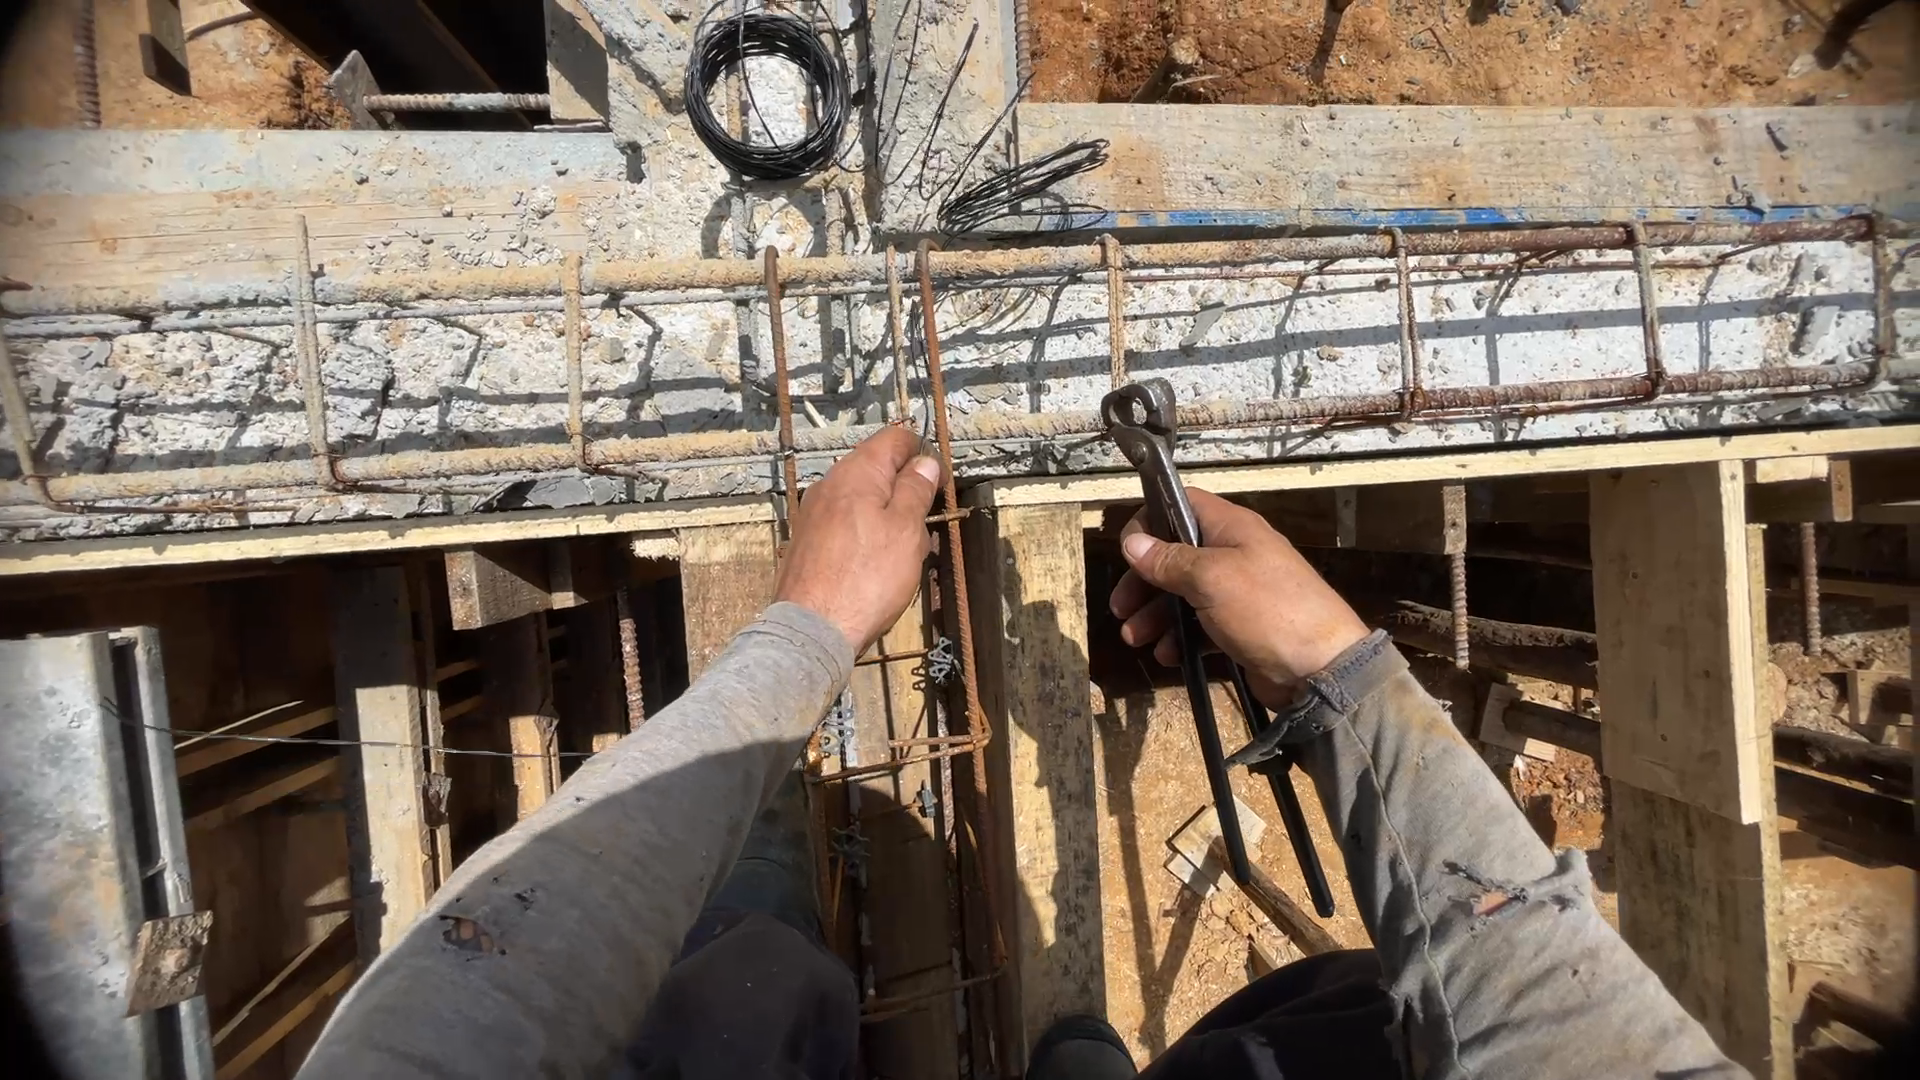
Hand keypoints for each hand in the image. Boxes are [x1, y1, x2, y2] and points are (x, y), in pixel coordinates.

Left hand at [775, 427, 942, 652]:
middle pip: (876, 470)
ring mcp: (814, 513)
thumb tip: (923, 463)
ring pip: (861, 500)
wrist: (813, 630)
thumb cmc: (866, 579)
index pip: (894, 439)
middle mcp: (829, 484)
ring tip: (905, 554)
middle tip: (925, 527)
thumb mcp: (906, 530)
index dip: (922, 453)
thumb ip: (915, 490)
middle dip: (905, 490)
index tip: (939, 483)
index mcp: (856, 472)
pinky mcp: (807, 542)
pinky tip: (877, 566)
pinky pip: (845, 525)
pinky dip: (867, 535)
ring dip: (888, 517)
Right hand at [1109, 489, 1368, 708]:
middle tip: (1119, 608)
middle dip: (1143, 582)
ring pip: (1182, 595)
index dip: (1149, 521)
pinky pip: (1199, 625)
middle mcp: (1233, 554)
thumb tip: (1131, 542)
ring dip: (1155, 615)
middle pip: (1174, 556)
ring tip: (1135, 639)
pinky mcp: (1239, 627)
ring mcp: (1237, 592)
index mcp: (1231, 528)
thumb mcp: (1210, 578)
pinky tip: (1167, 656)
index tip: (1126, 550)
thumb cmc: (1266, 609)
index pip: (1182, 505)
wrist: (1322, 669)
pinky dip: (1179, 637)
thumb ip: (1168, 560)